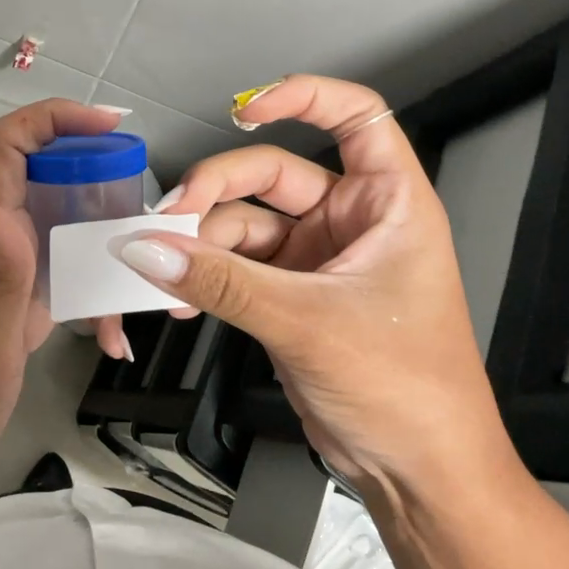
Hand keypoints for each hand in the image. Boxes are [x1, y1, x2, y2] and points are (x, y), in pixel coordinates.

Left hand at [0, 100, 125, 516]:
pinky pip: (65, 286)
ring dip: (107, 247)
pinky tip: (116, 339)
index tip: (114, 127)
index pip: (7, 146)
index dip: (55, 119)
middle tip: (151, 215)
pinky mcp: (13, 315)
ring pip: (63, 234)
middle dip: (102, 183)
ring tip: (147, 281)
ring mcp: (4, 281)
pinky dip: (96, 302)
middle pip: (47, 180)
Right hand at [117, 74, 514, 494]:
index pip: (356, 117)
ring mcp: (316, 259)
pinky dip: (200, 277)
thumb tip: (151, 249)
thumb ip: (220, 281)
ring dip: (198, 245)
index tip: (246, 108)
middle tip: (171, 220)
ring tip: (165, 273)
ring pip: (240, 223)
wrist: (417, 471)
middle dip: (214, 192)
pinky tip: (176, 297)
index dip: (304, 97)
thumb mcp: (308, 323)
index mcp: (390, 206)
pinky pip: (231, 266)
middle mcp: (352, 224)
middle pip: (270, 173)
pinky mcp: (287, 294)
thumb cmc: (413, 393)